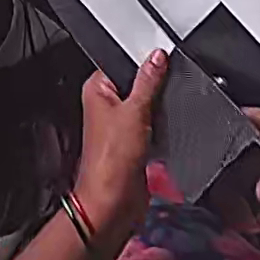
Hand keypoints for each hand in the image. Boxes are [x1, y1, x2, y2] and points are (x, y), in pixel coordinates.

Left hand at [73, 50, 166, 238]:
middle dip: (152, 86)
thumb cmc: (111, 160)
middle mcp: (106, 103)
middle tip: (161, 91)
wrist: (114, 203)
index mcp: (97, 88)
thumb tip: (157, 56)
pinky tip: (162, 128)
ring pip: (146, 102)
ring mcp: (120, 122)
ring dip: (157, 108)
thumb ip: (148, 81)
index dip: (142, 59)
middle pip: (136, 82)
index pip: (122, 61)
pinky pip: (151, 122)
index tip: (161, 58)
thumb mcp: (134, 111)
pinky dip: (160, 124)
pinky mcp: (133, 139)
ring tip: (158, 114)